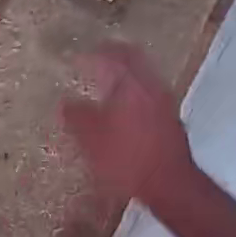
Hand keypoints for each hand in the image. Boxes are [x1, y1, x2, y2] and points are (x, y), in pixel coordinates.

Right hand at [60, 44, 198, 208]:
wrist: (169, 184)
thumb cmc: (128, 158)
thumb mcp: (90, 139)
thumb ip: (75, 115)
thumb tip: (64, 103)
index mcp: (131, 83)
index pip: (111, 54)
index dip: (92, 52)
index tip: (79, 54)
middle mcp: (152, 86)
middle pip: (133, 59)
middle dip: (113, 56)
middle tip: (97, 57)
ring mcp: (165, 103)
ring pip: (144, 77)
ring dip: (126, 75)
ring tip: (108, 83)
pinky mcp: (171, 121)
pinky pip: (150, 95)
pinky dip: (135, 93)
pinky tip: (125, 109)